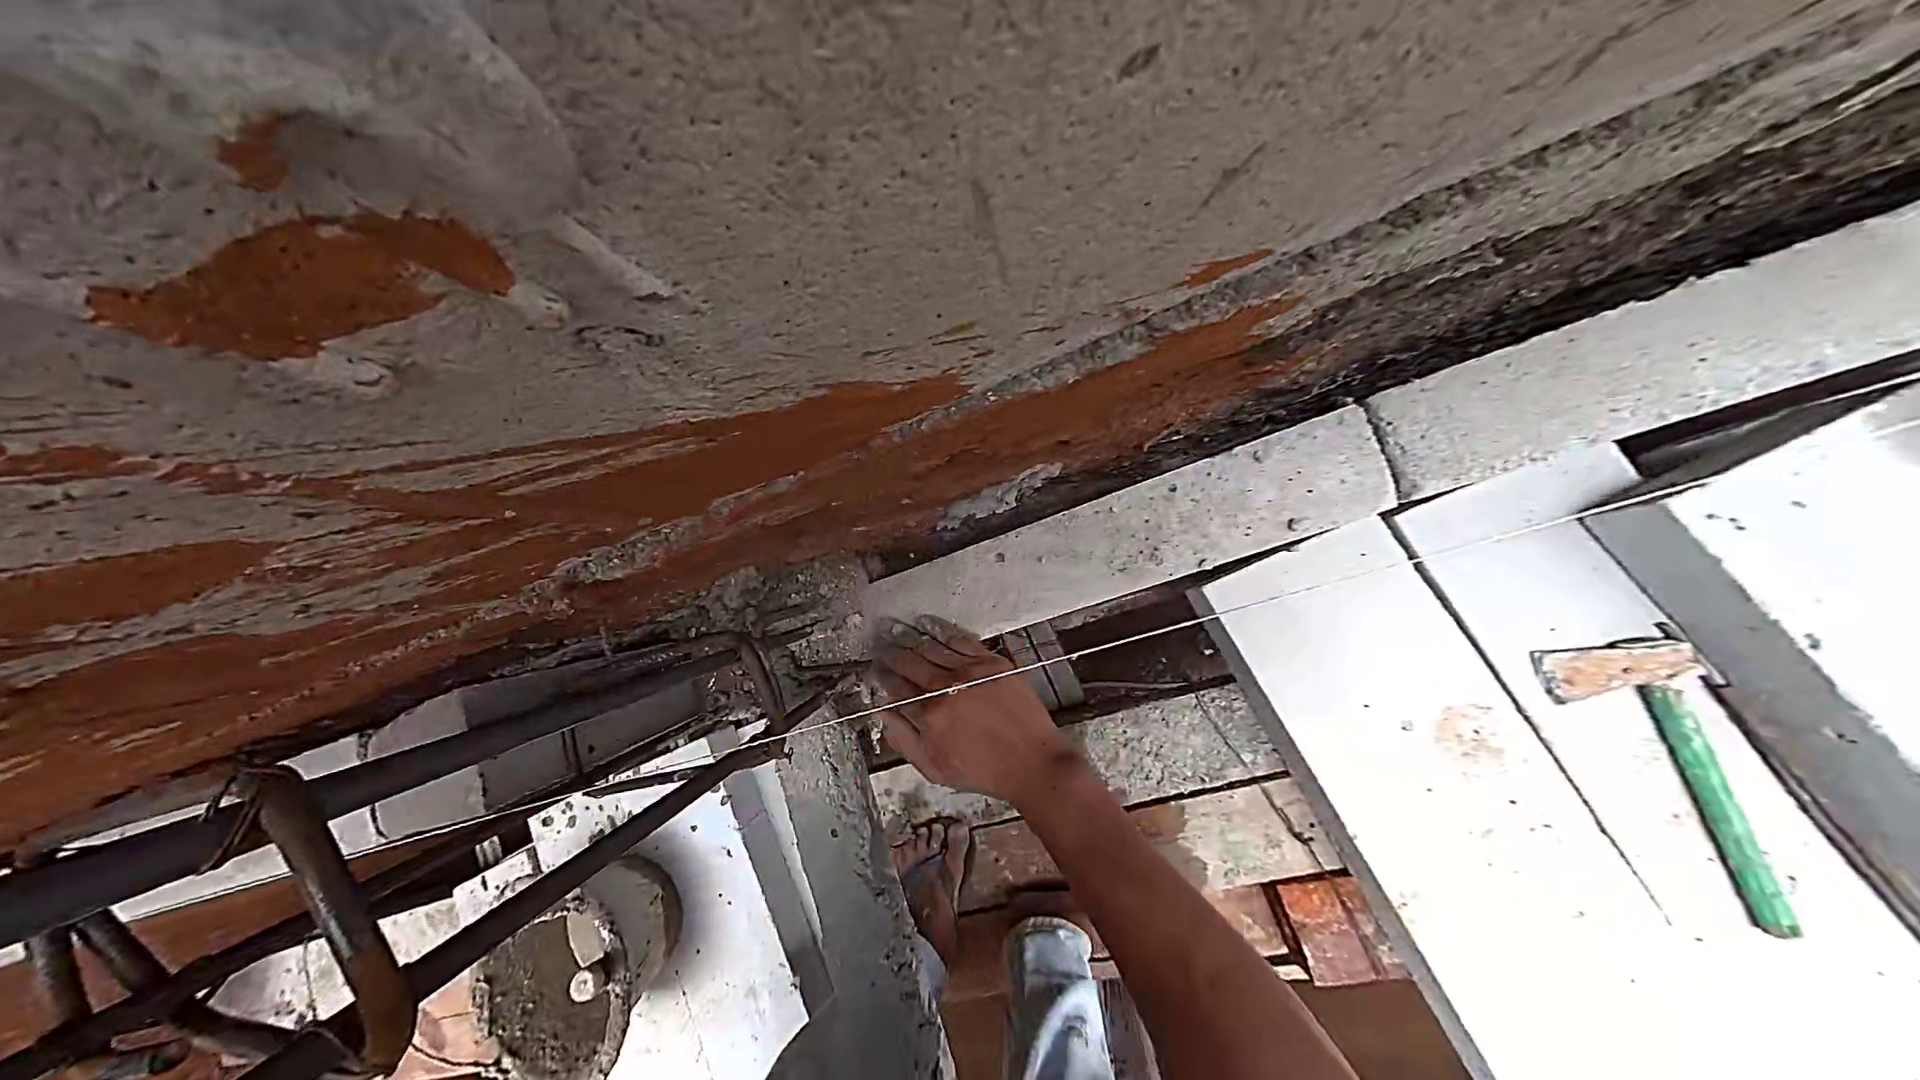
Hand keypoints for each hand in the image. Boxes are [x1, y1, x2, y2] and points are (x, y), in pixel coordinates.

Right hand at [870, 615, 1080, 806]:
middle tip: (882, 647)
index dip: (883, 677)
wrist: (1032, 762)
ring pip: (932, 647)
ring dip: (910, 638)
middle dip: (892, 654)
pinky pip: (960, 640)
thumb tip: (885, 714)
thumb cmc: (987, 769)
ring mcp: (970, 672)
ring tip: (896, 630)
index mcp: (929, 714)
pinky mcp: (992, 663)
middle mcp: (947, 688)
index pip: (896, 688)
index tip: (877, 671)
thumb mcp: (934, 768)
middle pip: (910, 663)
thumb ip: (904, 739)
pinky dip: (941, 631)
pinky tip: (929, 625)